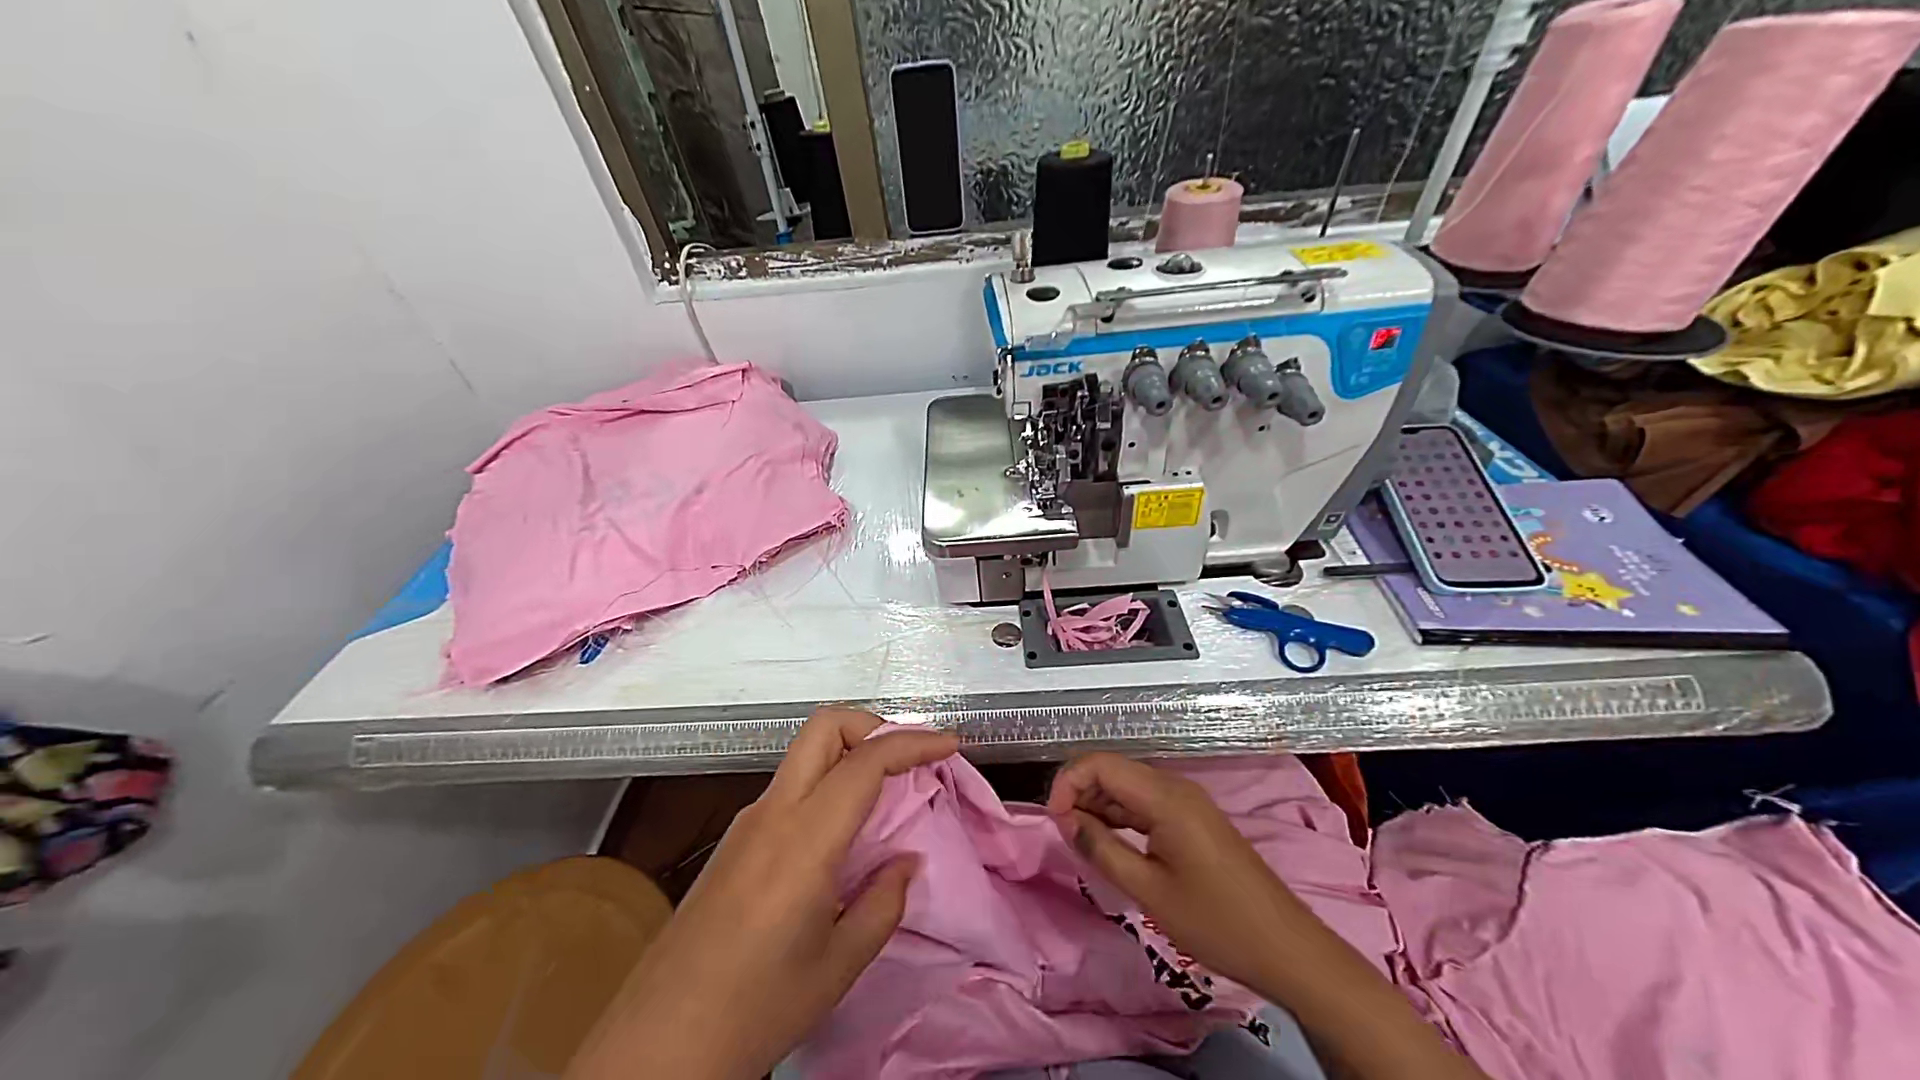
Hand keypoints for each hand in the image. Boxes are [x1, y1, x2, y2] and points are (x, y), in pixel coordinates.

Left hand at [568, 708, 958, 1079]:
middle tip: (910, 756)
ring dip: (850, 753)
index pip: (864, 761)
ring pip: (806, 754)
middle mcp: (771, 813)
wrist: (658, 1044)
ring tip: (888, 792)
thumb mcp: (838, 964)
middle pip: (823, 726)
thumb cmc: (756, 1007)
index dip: (913, 743)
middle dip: (873, 724)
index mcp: (803, 839)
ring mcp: (747, 823)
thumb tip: (907, 860)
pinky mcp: (735, 840)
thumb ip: (883, 902)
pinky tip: (846, 830)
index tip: (949, 745)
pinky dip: (828, 783)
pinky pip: (791, 787)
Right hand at [1049, 754, 1490, 1079]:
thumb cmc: (1215, 921)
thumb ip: (1100, 848)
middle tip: (1064, 837)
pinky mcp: (1192, 820)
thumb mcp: (1148, 890)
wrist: (1286, 948)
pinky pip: (1144, 804)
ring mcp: (1187, 802)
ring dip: (1098, 807)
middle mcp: (1175, 788)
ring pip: (1127, 787)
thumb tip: (1065, 820)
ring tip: (1082, 844)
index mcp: (1165, 797)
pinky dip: (1119, 817)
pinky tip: (1109, 844)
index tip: (1054, 822)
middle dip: (1079, 794)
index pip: (1099, 763)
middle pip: (1112, 770)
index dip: (1067, 784)